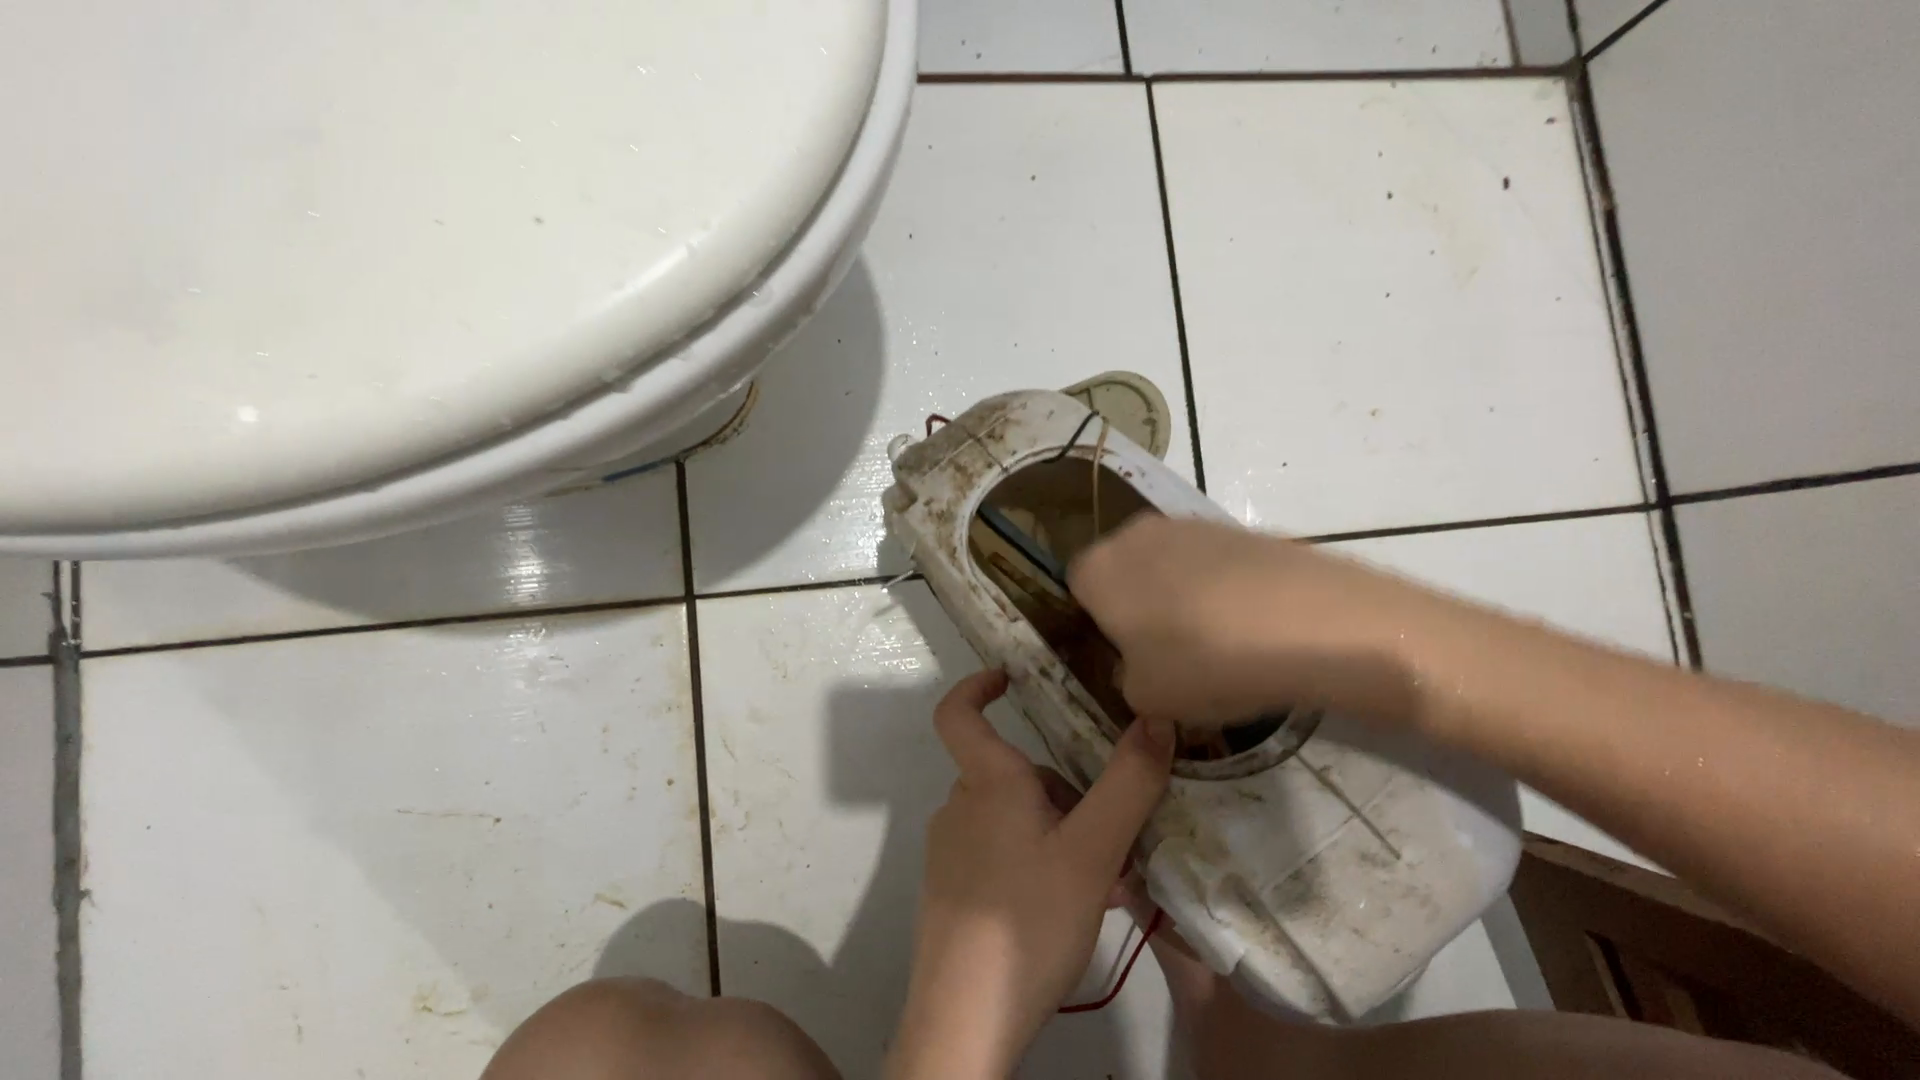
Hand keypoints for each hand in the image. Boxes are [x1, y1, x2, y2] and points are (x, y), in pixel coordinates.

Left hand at [887, 669, 1173, 1078]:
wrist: (966, 1016)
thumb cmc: (1030, 918)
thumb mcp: (1094, 851)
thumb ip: (1128, 783)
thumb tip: (1155, 717)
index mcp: (987, 784)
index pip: (958, 713)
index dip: (978, 686)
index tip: (1011, 677)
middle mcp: (961, 807)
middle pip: (1018, 777)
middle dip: (1071, 798)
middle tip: (1120, 843)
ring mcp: (951, 852)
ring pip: (1019, 822)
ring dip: (1066, 840)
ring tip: (1109, 888)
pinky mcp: (953, 891)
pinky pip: (1004, 857)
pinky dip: (1042, 868)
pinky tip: (1075, 912)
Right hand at [1068, 515, 1458, 727]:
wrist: (1309, 623)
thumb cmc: (1205, 663)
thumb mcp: (1145, 698)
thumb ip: (1126, 678)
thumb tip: (1139, 663)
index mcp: (1096, 569)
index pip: (1076, 590)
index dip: (1097, 625)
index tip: (1124, 656)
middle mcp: (1134, 534)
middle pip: (1123, 571)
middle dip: (1137, 606)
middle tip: (1167, 652)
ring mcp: (1190, 524)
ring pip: (1168, 565)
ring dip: (1180, 596)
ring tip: (1217, 642)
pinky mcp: (1238, 527)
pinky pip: (1212, 563)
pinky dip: (1221, 589)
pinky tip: (1250, 626)